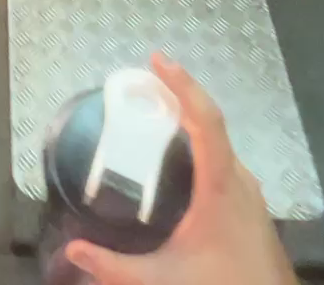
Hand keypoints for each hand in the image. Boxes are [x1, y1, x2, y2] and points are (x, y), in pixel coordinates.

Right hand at [64, 54, 297, 284]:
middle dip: (177, 95)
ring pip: (218, 142)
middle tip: (140, 85)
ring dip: (188, 119)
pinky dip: (199, 142)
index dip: (183, 85)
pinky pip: (222, 159)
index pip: (206, 119)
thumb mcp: (162, 281)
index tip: (156, 60)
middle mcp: (238, 179)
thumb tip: (73, 249)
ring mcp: (248, 192)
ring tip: (152, 112)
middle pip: (210, 122)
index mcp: (220, 185)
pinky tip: (177, 159)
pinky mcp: (250, 206)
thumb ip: (114, 266)